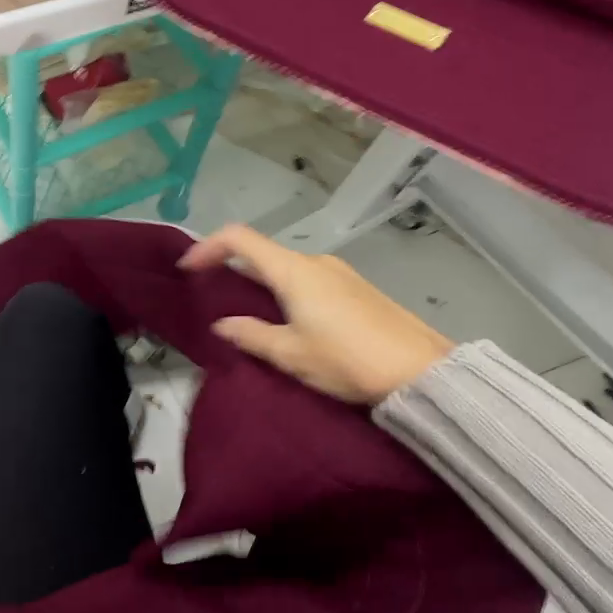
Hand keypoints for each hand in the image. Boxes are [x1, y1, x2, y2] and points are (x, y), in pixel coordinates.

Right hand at [179, 224, 454, 404]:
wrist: (425, 373)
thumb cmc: (349, 359)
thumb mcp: (291, 354)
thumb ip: (251, 334)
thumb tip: (222, 324)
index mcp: (292, 271)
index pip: (238, 239)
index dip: (207, 247)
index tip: (188, 268)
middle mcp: (314, 262)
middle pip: (263, 252)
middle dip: (233, 267)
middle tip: (214, 293)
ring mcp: (340, 273)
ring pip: (287, 267)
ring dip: (262, 281)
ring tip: (250, 312)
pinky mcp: (357, 289)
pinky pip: (308, 278)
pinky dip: (286, 289)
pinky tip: (290, 319)